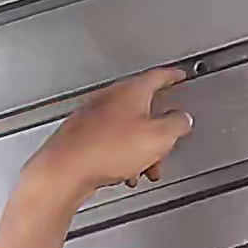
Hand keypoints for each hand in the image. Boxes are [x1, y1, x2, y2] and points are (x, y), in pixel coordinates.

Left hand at [21, 68, 193, 204]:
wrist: (66, 171)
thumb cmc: (105, 150)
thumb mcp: (159, 137)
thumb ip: (177, 124)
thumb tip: (182, 119)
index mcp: (131, 91)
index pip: (158, 76)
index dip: (173, 76)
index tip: (179, 75)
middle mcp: (110, 99)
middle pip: (144, 109)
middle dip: (158, 131)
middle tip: (166, 145)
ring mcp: (94, 117)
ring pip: (128, 129)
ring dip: (141, 148)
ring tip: (145, 167)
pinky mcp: (83, 136)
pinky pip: (111, 142)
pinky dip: (123, 156)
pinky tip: (125, 172)